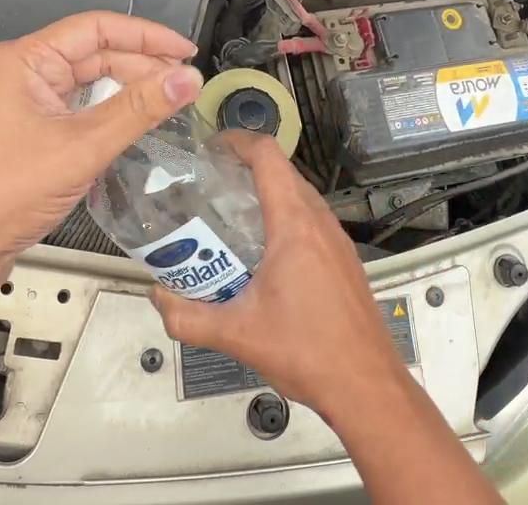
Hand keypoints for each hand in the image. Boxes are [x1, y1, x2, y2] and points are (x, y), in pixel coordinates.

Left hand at [0, 12, 202, 280]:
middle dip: (141, 65)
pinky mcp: (29, 130)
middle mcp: (23, 72)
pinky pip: (78, 108)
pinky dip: (109, 113)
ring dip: (128, 90)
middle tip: (184, 82)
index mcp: (26, 59)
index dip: (146, 35)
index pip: (97, 29)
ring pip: (88, 83)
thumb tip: (187, 79)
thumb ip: (138, 109)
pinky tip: (136, 122)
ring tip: (168, 100)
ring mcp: (24, 102)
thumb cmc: (4, 193)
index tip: (185, 51)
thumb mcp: (82, 146)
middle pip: (95, 54)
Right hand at [151, 132, 404, 419]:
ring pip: (300, 195)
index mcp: (295, 225)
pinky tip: (264, 251)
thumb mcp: (237, 334)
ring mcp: (337, 241)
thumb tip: (160, 298)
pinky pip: (312, 220)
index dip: (238, 140)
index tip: (213, 146)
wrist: (366, 386)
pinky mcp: (344, 260)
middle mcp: (320, 223)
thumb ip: (188, 316)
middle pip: (283, 171)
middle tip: (212, 181)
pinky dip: (286, 217)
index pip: (268, 156)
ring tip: (232, 214)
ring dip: (268, 192)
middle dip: (246, 167)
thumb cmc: (310, 353)